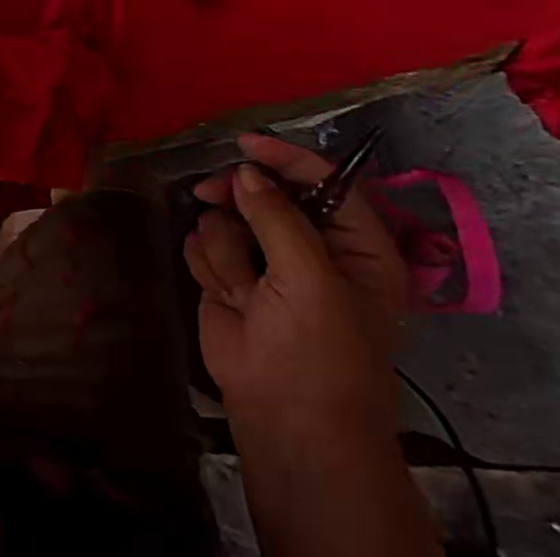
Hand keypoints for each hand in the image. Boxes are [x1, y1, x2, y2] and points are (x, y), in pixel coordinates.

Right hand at [184, 133, 407, 440]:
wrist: (283, 414)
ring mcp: (264, 263)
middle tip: (211, 195)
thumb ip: (278, 219)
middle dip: (236, 200)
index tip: (244, 144)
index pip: (325, 185)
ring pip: (225, 221)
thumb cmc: (320, 350)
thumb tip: (245, 173)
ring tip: (244, 292)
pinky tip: (227, 298)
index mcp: (356, 248)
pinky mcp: (226, 277)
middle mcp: (309, 248)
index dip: (287, 160)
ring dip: (227, 253)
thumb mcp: (311, 280)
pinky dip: (209, 267)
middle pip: (263, 195)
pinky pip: (202, 246)